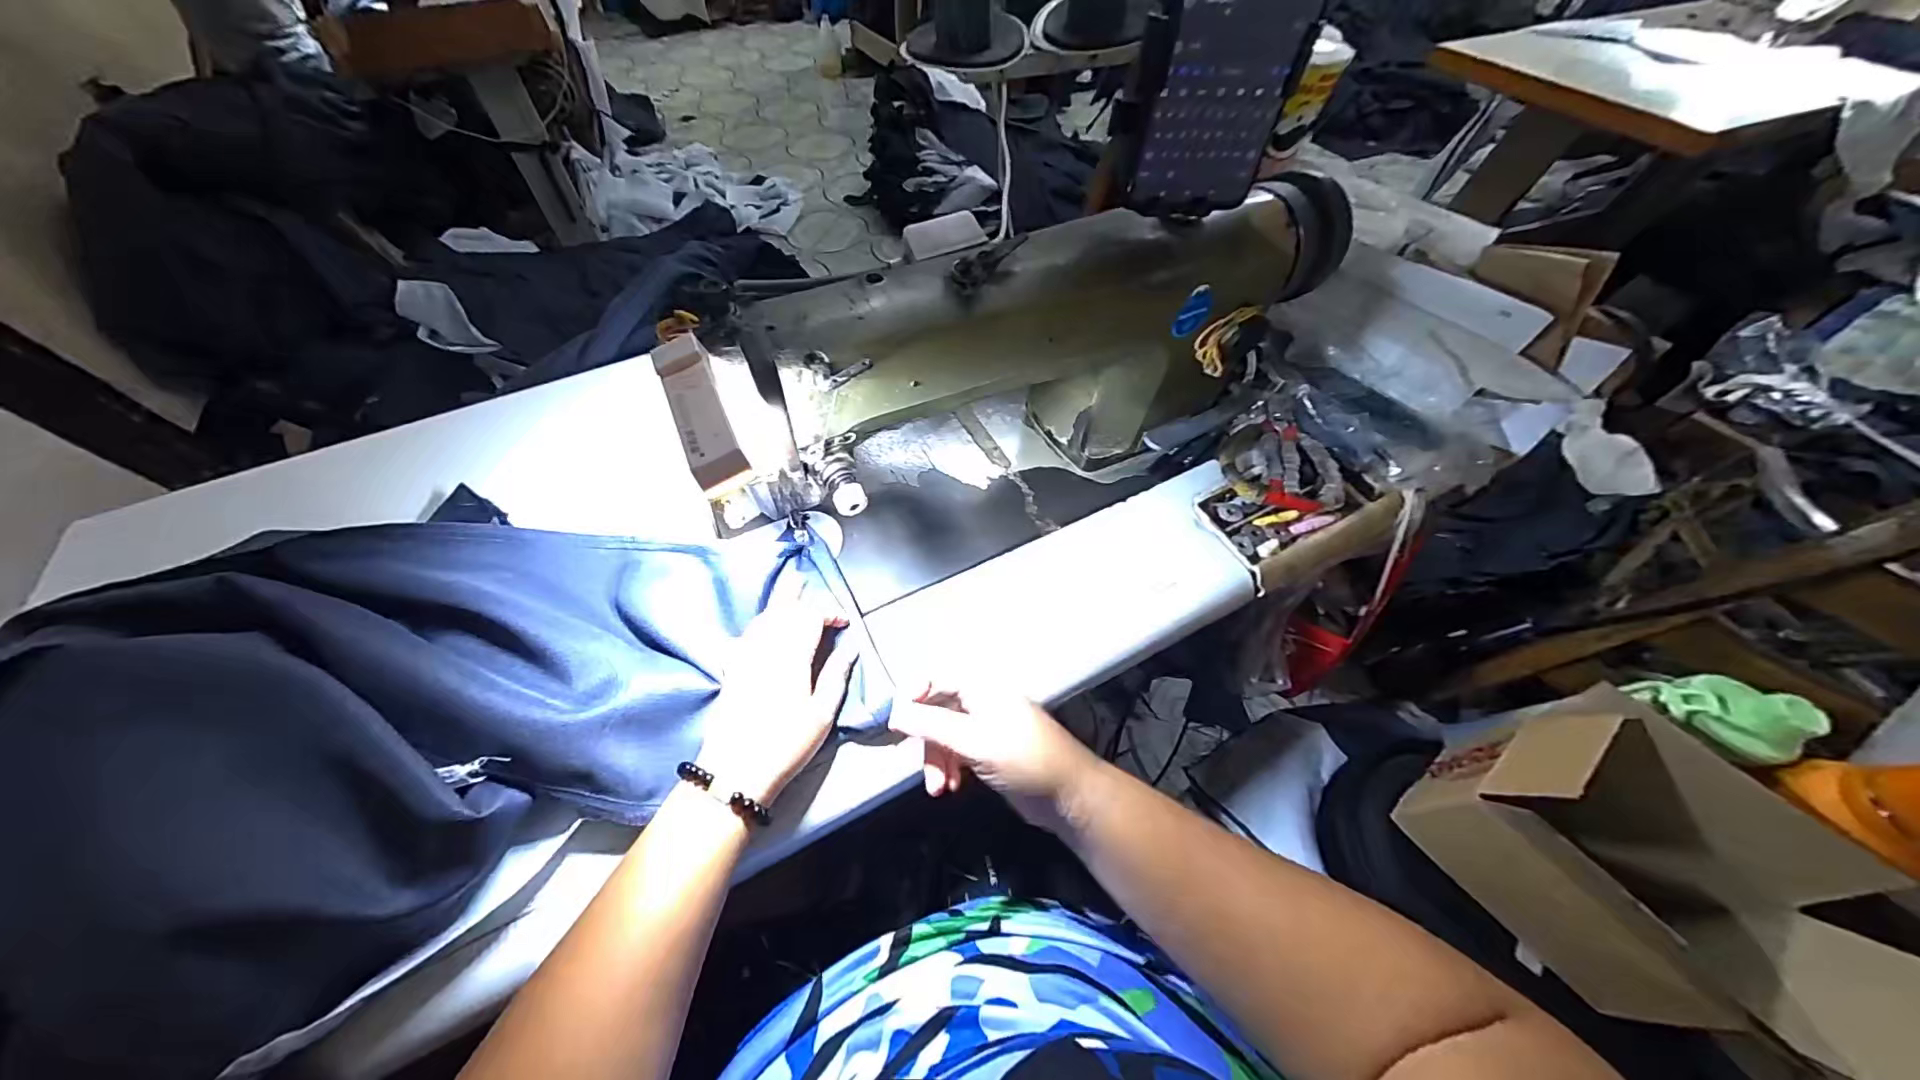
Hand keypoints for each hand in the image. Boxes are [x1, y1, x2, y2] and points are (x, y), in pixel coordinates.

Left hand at [695, 593, 856, 807]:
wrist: (735, 769)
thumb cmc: (786, 744)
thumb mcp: (822, 714)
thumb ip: (836, 676)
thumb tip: (849, 649)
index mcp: (791, 655)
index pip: (810, 616)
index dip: (828, 611)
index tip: (843, 621)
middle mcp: (765, 647)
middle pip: (783, 610)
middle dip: (799, 596)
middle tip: (808, 583)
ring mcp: (745, 656)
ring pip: (763, 617)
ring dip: (779, 604)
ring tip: (790, 593)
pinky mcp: (732, 669)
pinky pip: (747, 633)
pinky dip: (760, 622)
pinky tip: (762, 625)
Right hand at [887, 683, 1104, 833]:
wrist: (1067, 795)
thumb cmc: (1023, 759)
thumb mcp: (972, 740)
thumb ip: (931, 725)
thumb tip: (894, 713)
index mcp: (982, 688)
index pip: (936, 680)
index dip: (912, 697)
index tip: (894, 722)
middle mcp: (982, 702)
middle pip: (937, 712)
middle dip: (926, 741)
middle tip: (917, 764)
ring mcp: (986, 728)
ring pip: (945, 737)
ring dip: (937, 762)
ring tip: (939, 788)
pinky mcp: (989, 752)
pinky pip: (957, 753)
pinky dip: (950, 769)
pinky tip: (951, 788)